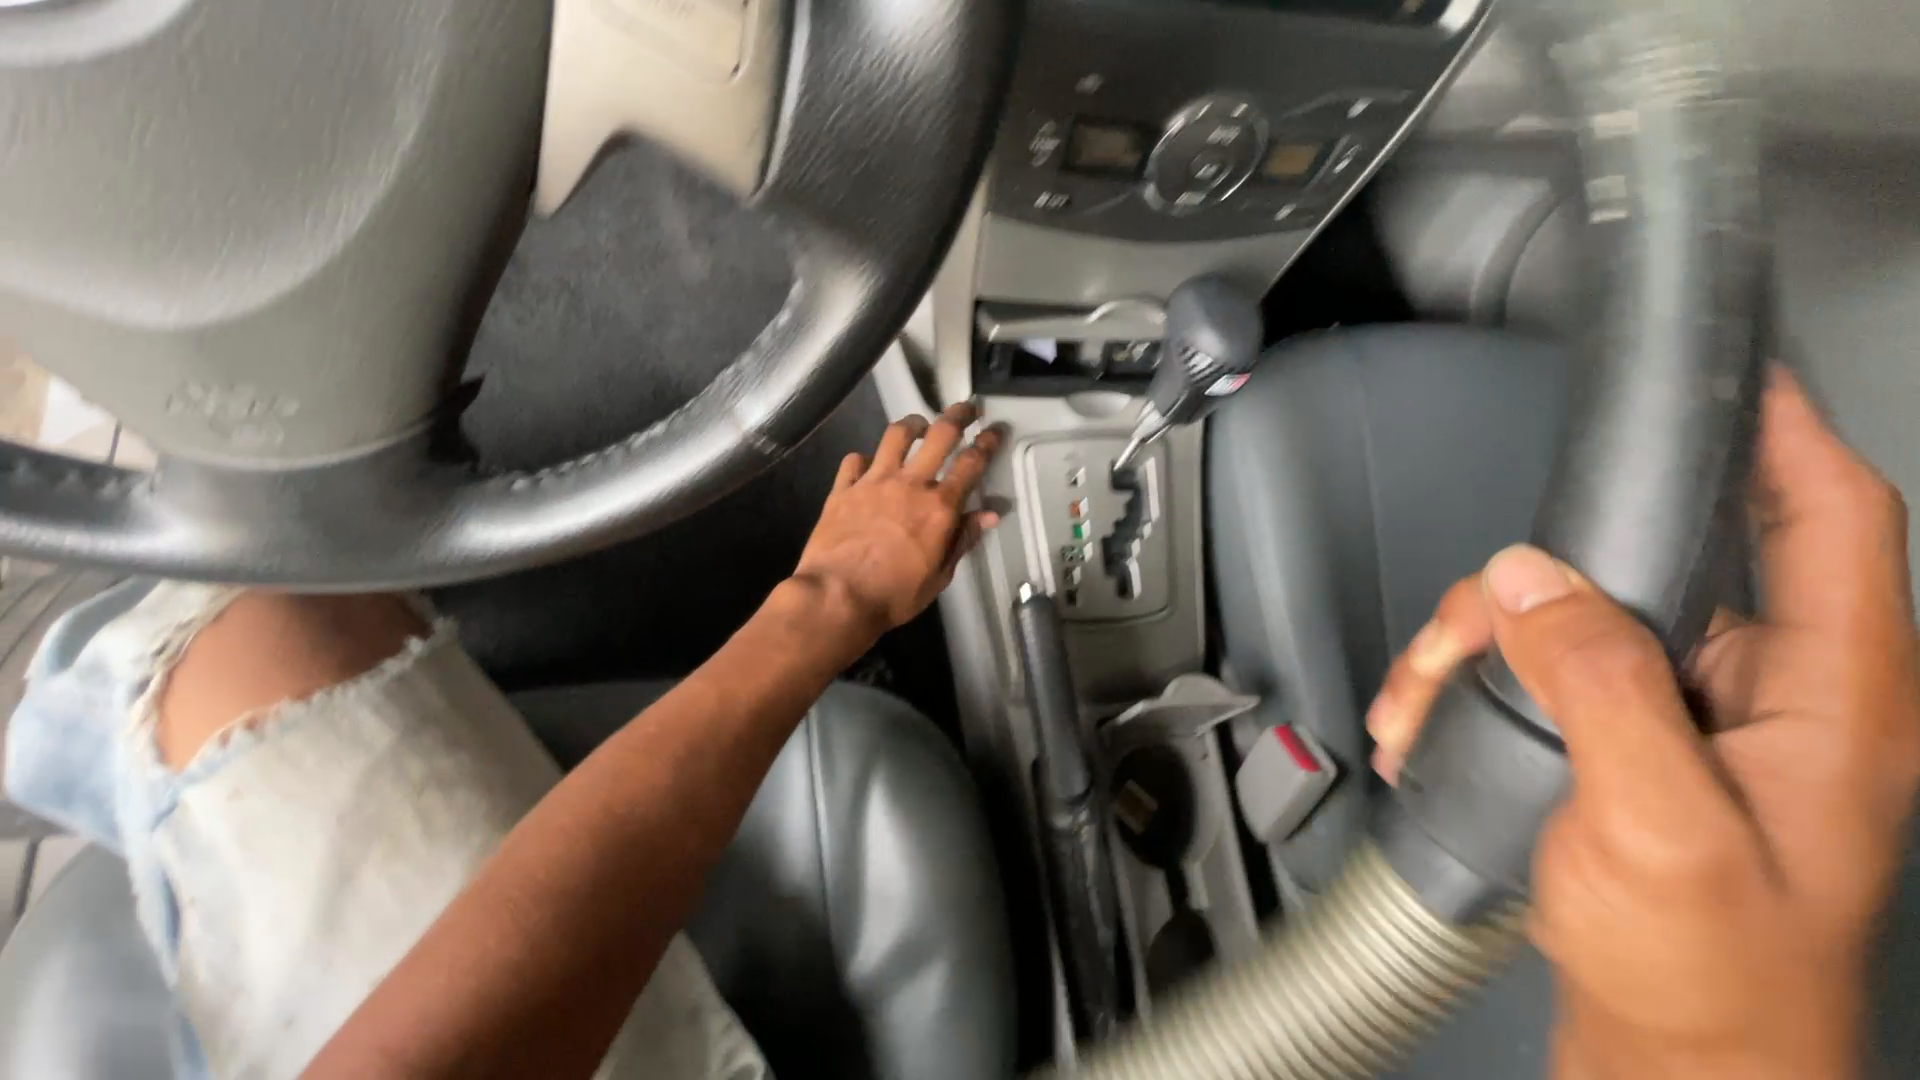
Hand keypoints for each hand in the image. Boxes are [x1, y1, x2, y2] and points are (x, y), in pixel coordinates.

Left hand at [793, 401, 1003, 641]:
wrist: (837, 596)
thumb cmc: (895, 594)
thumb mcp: (939, 575)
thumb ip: (962, 539)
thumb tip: (989, 515)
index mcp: (939, 506)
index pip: (972, 463)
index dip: (988, 442)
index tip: (995, 430)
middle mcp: (909, 483)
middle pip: (939, 434)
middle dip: (958, 415)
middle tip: (967, 408)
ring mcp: (873, 481)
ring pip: (896, 435)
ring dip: (912, 424)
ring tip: (919, 425)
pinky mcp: (843, 488)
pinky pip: (855, 460)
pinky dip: (865, 458)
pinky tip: (869, 464)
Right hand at [1367, 371, 1919, 1078]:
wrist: (1670, 1054)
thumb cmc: (1704, 970)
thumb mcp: (1659, 824)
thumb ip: (1602, 687)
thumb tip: (1531, 580)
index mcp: (1828, 703)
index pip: (1829, 524)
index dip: (1787, 437)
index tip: (1736, 377)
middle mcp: (1756, 694)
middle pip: (1641, 571)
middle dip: (1525, 593)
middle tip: (1459, 634)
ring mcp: (1678, 717)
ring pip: (1560, 620)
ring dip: (1472, 651)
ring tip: (1421, 707)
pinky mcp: (1615, 741)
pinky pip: (1530, 672)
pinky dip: (1465, 688)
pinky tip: (1430, 726)